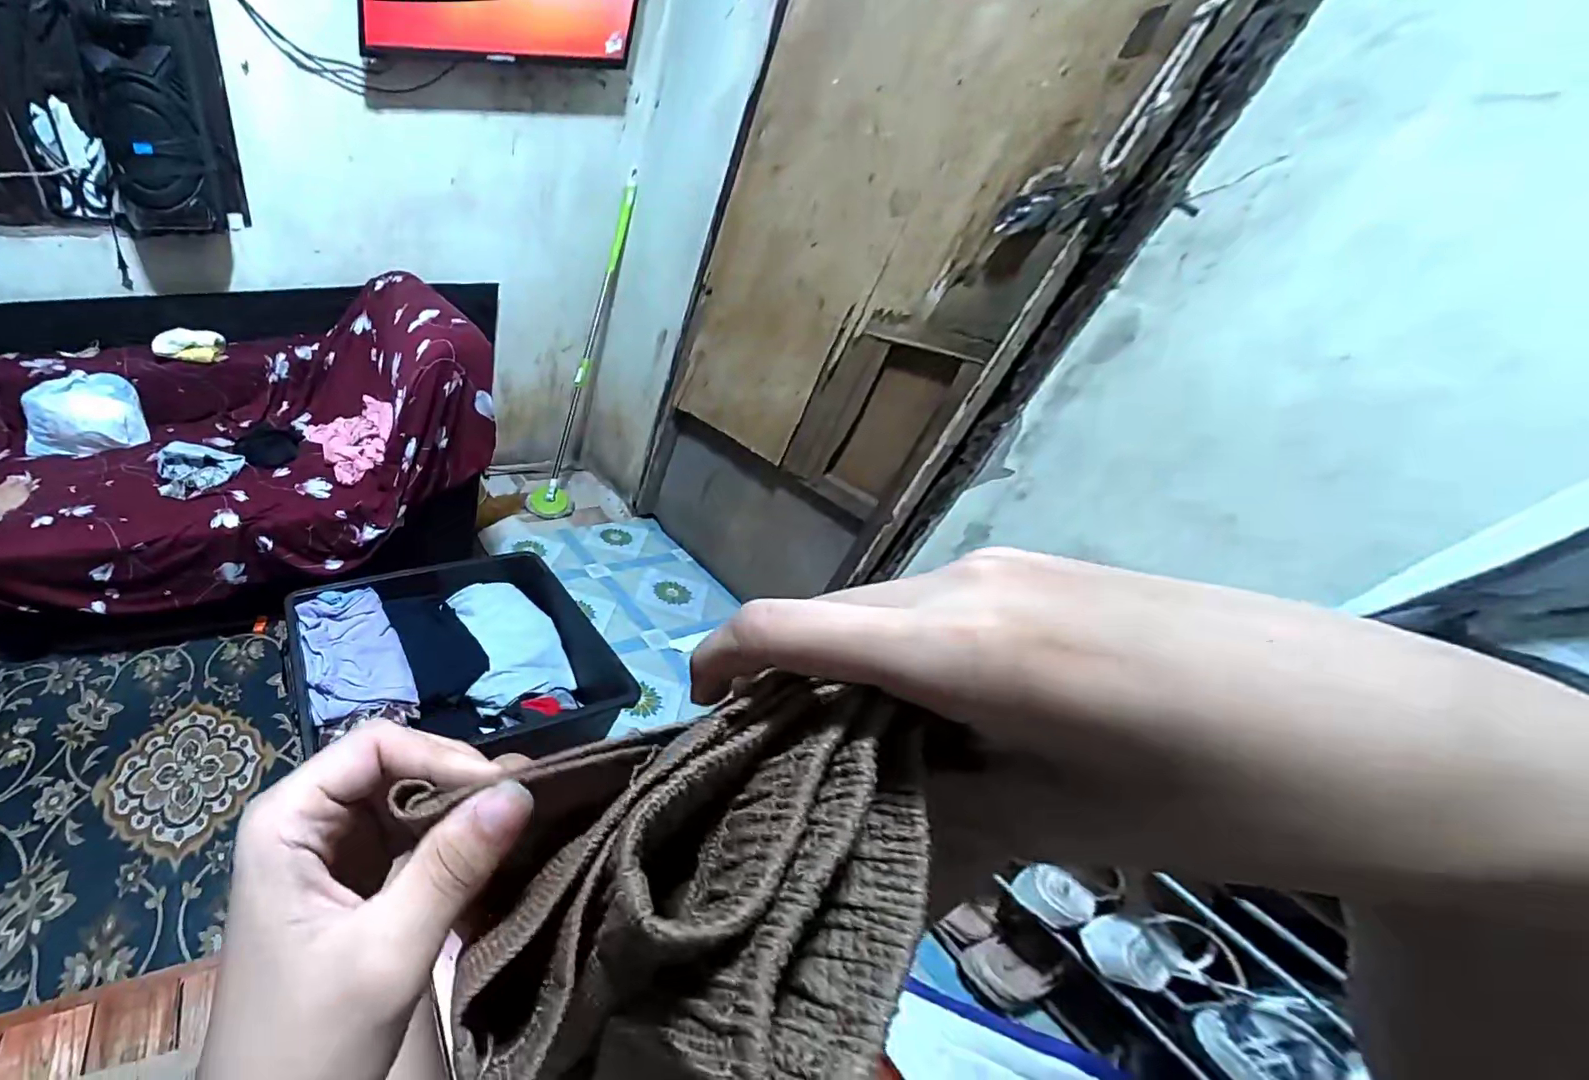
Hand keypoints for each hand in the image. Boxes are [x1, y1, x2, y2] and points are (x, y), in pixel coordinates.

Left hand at [198, 722, 533, 1079]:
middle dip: (457, 780)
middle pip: (394, 765)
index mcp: (287, 819)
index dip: (439, 755)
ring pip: (409, 797)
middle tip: (521, 801)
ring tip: (516, 818)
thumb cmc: (309, 1046)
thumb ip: (451, 868)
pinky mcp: (358, 877)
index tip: (500, 787)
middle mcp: (308, 819)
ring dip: (461, 809)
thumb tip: (519, 791)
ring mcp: (334, 848)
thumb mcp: (386, 954)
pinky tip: (489, 847)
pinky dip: (453, 839)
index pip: (374, 747)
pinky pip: (412, 835)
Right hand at [692, 548, 1588, 912]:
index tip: (698, 706)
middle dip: (784, 681)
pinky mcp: (1029, 571)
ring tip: (865, 742)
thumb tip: (838, 831)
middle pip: (824, 620)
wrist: (1405, 730)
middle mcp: (961, 581)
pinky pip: (922, 609)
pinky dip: (895, 656)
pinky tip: (937, 707)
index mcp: (961, 642)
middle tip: (786, 757)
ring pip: (872, 614)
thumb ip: (928, 817)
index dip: (721, 656)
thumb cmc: (1227, 789)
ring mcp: (999, 566)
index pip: (788, 624)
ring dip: (845, 670)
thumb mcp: (1062, 826)